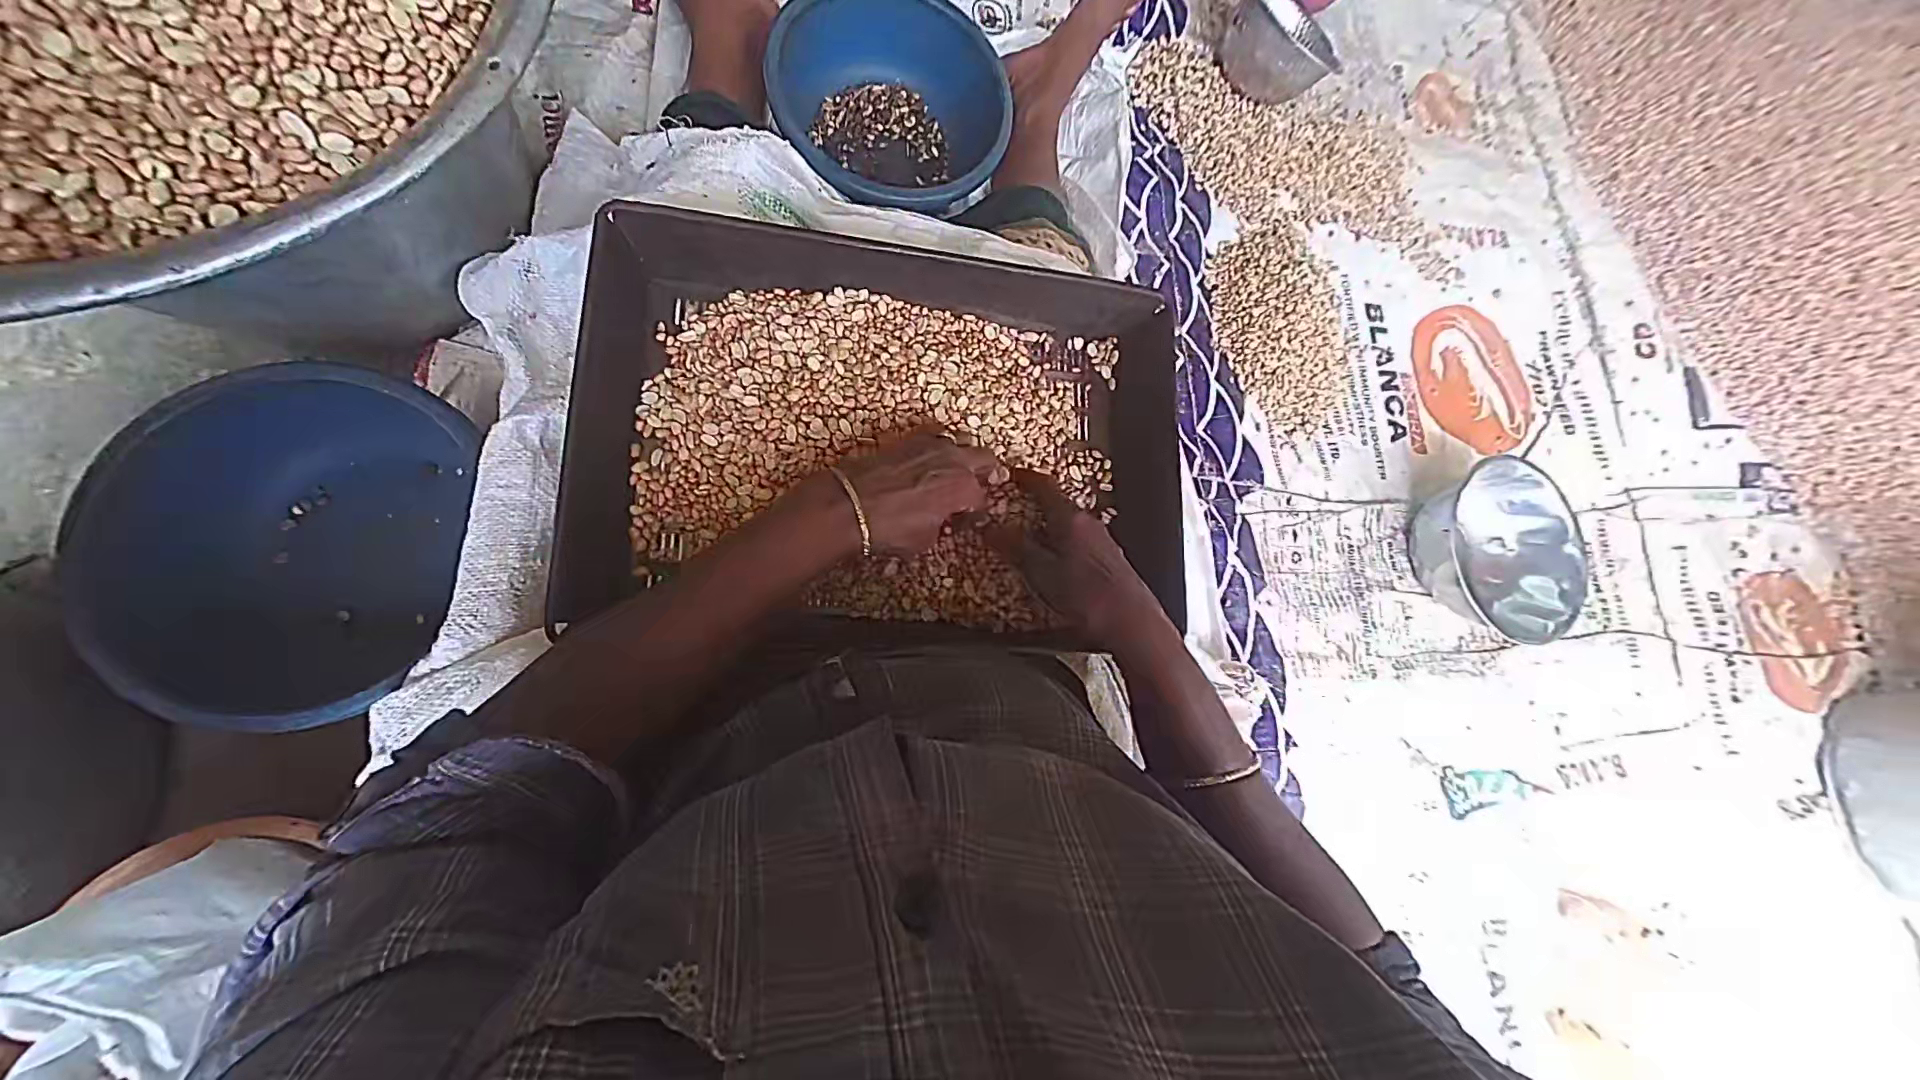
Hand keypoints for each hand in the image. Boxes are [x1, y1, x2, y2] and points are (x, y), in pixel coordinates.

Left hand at [834, 429, 1005, 553]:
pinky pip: (933, 437)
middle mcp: (952, 460)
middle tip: (985, 482)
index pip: (981, 499)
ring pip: (960, 441)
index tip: (968, 520)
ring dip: (964, 454)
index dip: (976, 512)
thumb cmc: (888, 527)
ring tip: (958, 469)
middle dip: (987, 471)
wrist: (849, 505)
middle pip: (984, 458)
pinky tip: (931, 460)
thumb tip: (938, 521)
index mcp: (963, 487)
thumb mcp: (923, 540)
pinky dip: (937, 448)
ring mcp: (930, 445)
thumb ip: (940, 526)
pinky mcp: (907, 440)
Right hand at [990, 469, 1167, 650]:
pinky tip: (1054, 568)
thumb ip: (1016, 546)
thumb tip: (990, 527)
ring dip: (1048, 531)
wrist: (1133, 624)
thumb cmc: (1089, 597)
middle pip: (1058, 507)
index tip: (1012, 475)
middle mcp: (1090, 525)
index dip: (1026, 478)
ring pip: (1069, 528)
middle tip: (1012, 513)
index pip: (1045, 487)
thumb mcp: (1041, 571)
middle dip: (1034, 508)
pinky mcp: (1109, 562)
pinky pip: (1079, 545)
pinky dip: (1061, 547)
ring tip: (1027, 545)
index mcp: (1071, 520)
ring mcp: (1102, 543)